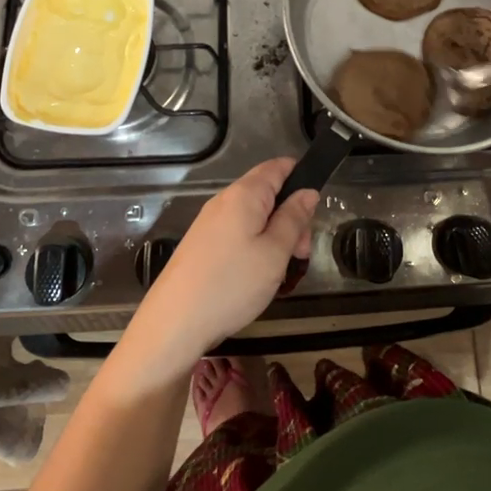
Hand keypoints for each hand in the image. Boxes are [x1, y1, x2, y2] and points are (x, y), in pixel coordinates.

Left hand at [128, 159, 318, 366]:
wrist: (174, 323)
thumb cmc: (231, 284)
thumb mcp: (274, 252)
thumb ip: (294, 219)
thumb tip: (307, 192)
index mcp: (244, 194)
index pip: (278, 166)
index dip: (302, 178)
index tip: (315, 211)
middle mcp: (224, 201)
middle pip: (267, 194)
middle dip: (291, 217)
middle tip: (301, 255)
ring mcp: (209, 223)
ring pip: (254, 217)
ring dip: (275, 237)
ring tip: (281, 272)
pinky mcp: (202, 245)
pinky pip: (238, 234)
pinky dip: (255, 248)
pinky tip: (257, 277)